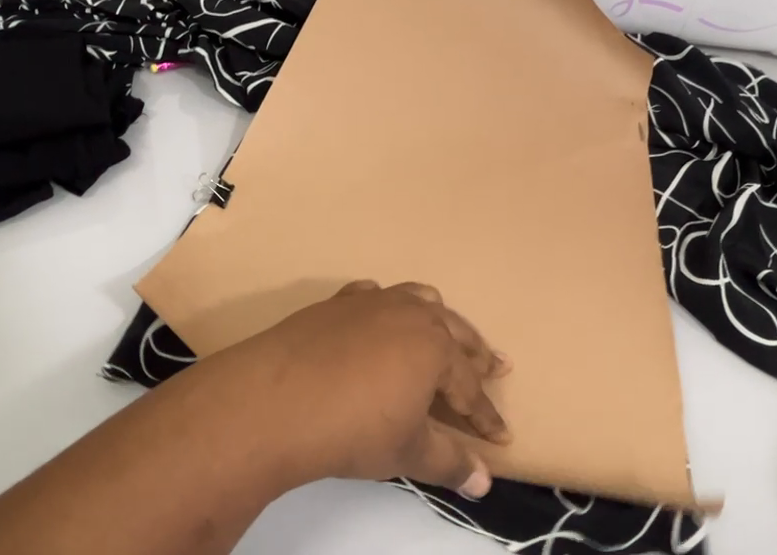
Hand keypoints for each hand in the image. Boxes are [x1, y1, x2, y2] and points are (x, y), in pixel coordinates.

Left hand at [192, 281, 512, 498]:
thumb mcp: (408, 452)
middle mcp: (410, 314)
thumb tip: (483, 482)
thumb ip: (449, 462)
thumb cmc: (353, 428)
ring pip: (418, 300)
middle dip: (476, 353)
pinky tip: (382, 317)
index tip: (499, 436)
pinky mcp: (337, 302)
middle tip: (495, 366)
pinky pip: (374, 294)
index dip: (486, 414)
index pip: (470, 387)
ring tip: (447, 331)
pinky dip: (387, 306)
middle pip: (454, 332)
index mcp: (435, 348)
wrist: (277, 400)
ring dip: (438, 318)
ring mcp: (373, 302)